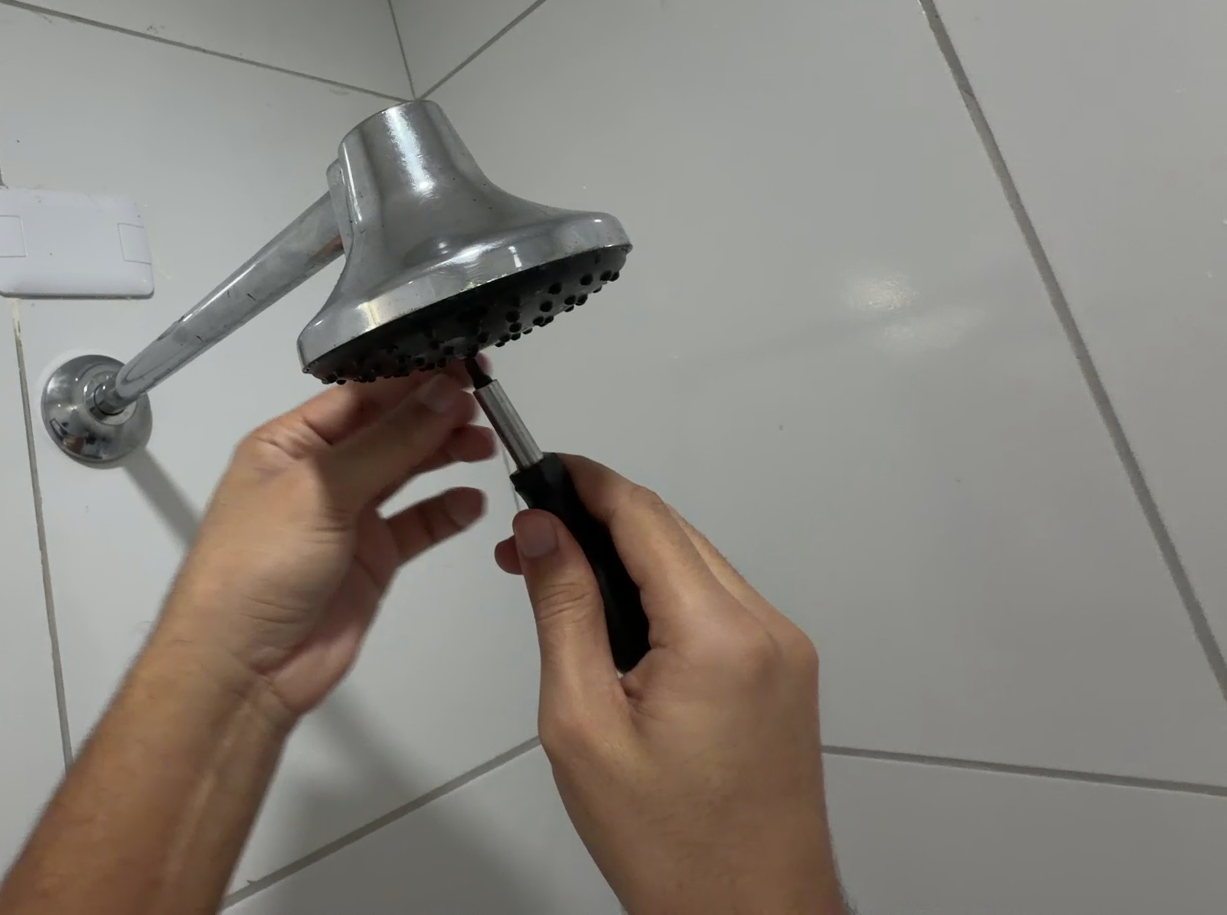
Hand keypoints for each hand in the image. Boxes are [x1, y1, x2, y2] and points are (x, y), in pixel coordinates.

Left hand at [153, 371, 496, 722]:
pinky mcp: (371, 558)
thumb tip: (443, 392)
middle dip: (431, 413)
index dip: (408, 379)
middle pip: (385, 430)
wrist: (245, 667)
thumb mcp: (320, 489)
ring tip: (484, 442)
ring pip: (404, 472)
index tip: (459, 365)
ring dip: (442, 454)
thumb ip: (388, 443)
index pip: (357, 396)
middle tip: (483, 401)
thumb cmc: (261, 562)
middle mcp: (319, 473)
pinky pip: (415, 525)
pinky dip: (443, 511)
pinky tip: (471, 501)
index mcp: (289, 443)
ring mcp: (347, 516)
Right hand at [495, 455, 843, 914]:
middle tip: (523, 536)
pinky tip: (604, 610)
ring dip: (617, 550)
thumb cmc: (660, 837)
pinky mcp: (779, 671)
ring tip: (550, 572)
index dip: (585, 479)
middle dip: (591, 515)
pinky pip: (706, 597)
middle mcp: (765, 626)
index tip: (535, 468)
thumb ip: (562, 608)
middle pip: (667, 529)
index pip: (643, 516)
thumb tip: (541, 527)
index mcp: (717, 634)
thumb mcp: (581, 717)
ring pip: (687, 559)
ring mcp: (781, 649)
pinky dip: (650, 585)